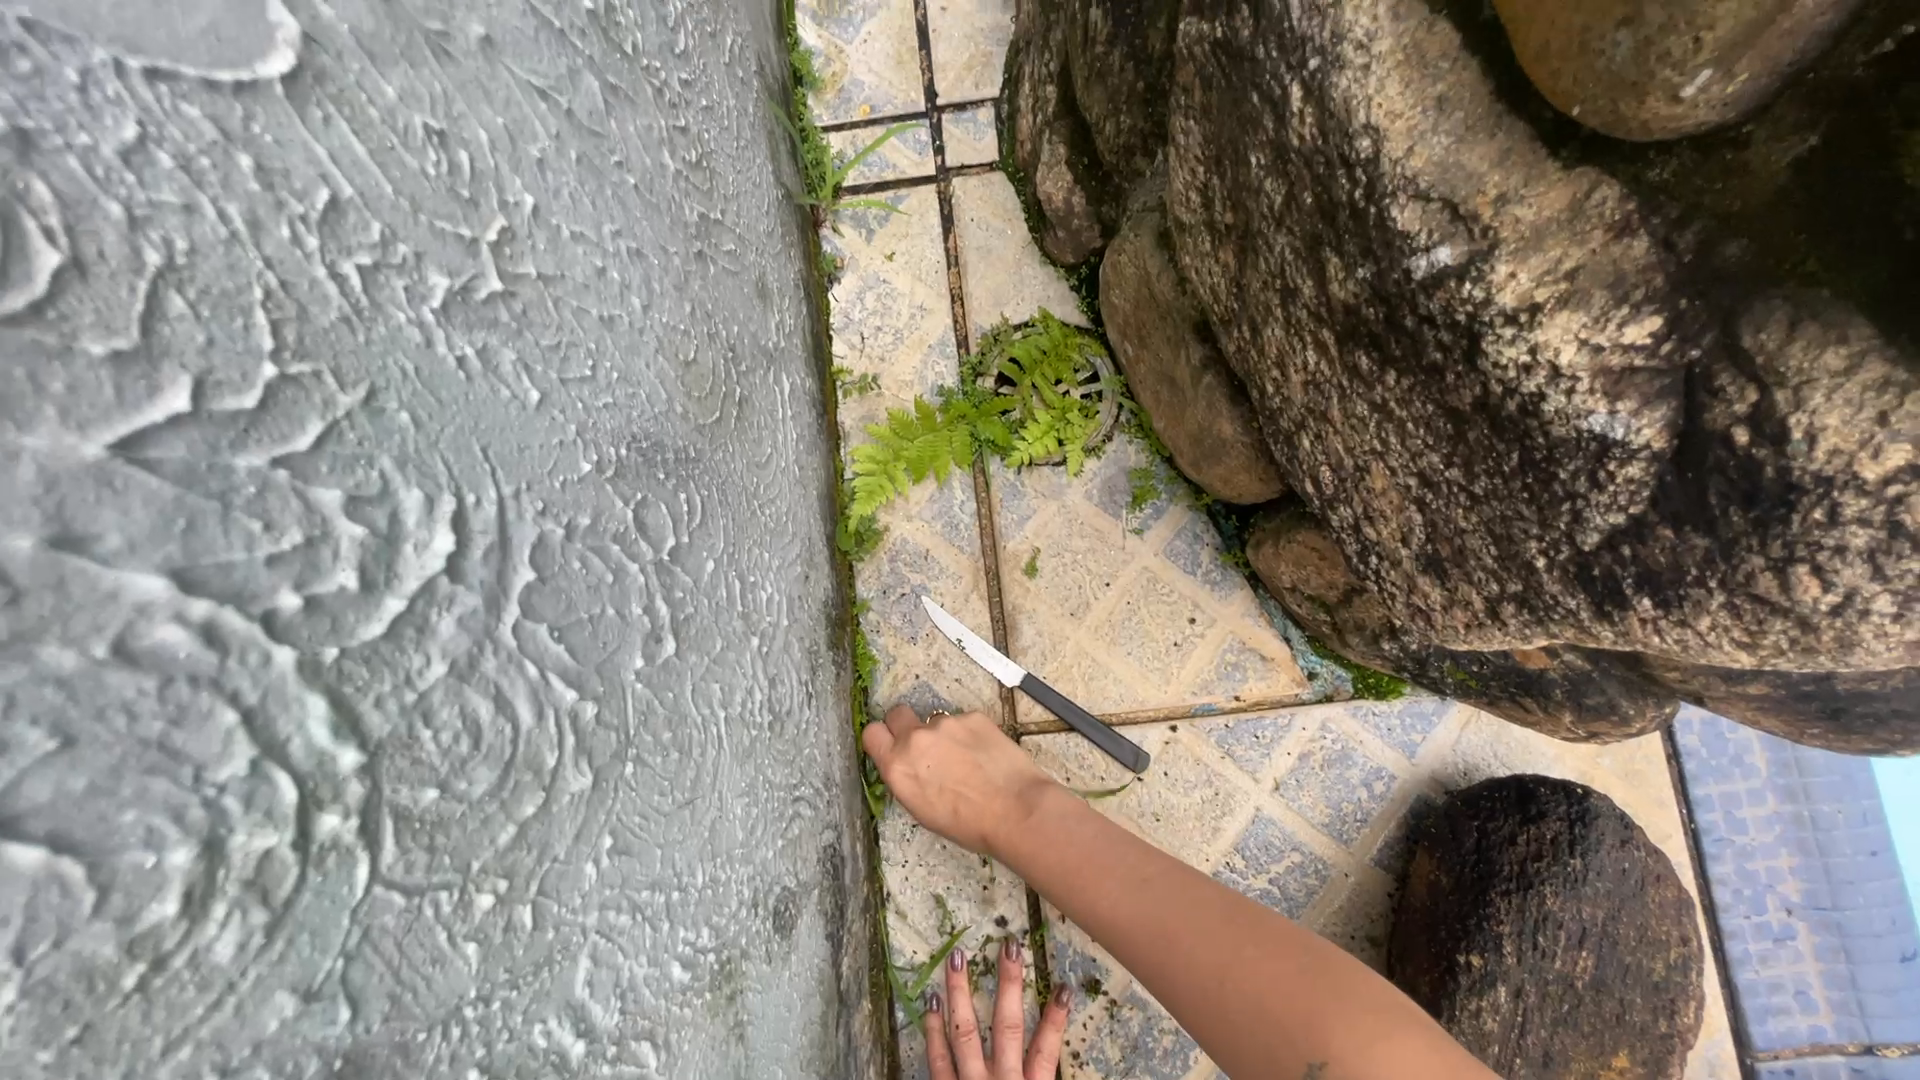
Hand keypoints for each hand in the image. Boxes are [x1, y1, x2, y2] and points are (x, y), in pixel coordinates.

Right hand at [861, 705, 1062, 857]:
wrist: (1015, 809)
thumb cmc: (969, 823)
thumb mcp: (922, 810)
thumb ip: (907, 778)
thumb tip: (909, 765)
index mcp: (897, 767)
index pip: (872, 733)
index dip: (883, 738)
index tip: (892, 744)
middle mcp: (915, 739)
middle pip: (897, 713)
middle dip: (906, 725)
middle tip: (925, 745)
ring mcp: (945, 723)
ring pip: (935, 720)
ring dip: (945, 735)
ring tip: (968, 760)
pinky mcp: (972, 716)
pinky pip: (963, 721)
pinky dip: (970, 734)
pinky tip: (985, 755)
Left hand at [923, 938, 1070, 1079]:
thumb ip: (1041, 1074)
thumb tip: (1049, 1048)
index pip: (1047, 1049)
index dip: (1055, 1017)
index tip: (1063, 987)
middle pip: (1008, 1026)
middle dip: (1009, 984)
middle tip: (1009, 946)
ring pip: (966, 1032)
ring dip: (960, 992)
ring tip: (957, 958)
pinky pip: (938, 1058)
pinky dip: (933, 1029)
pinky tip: (931, 1000)